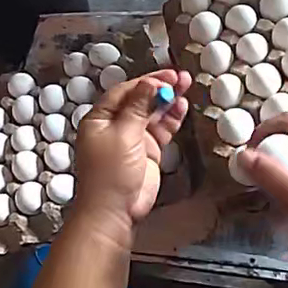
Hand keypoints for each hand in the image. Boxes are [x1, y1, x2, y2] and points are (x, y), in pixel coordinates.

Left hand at [69, 69, 191, 237]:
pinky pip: (162, 129)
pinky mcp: (148, 150)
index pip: (125, 91)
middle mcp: (116, 125)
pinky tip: (182, 107)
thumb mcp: (123, 135)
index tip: (168, 76)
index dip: (147, 82)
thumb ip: (138, 108)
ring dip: (169, 101)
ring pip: (153, 113)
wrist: (114, 211)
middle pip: (141, 99)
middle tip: (182, 78)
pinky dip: (172, 118)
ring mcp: (133, 138)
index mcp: (100, 118)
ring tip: (187, 87)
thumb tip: (149, 84)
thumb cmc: (109, 175)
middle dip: (161, 88)